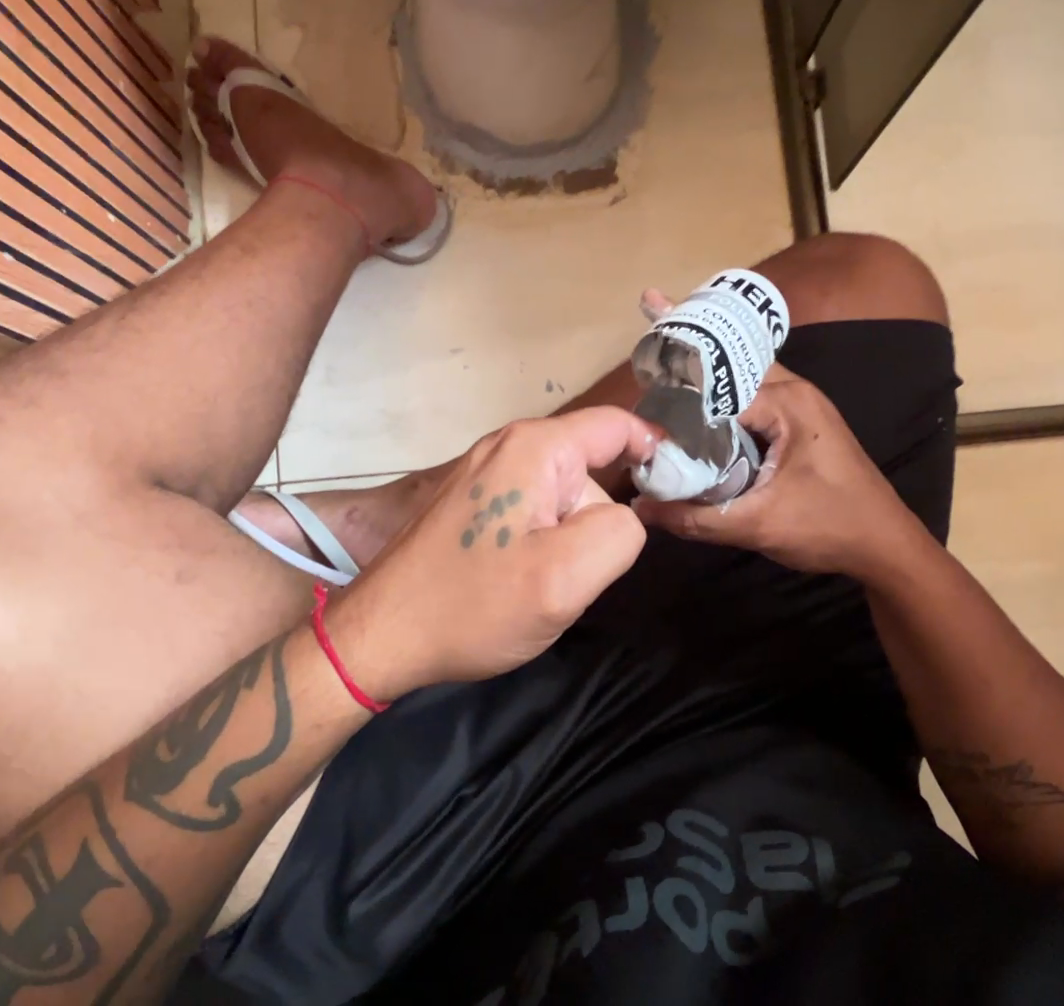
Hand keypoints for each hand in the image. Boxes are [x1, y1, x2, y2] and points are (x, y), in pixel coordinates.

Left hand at [330, 407, 658, 699]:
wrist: (381, 636)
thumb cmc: (475, 606)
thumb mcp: (567, 577)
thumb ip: (621, 533)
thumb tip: (624, 515)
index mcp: (534, 449)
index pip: (618, 427)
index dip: (658, 451)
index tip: (682, 492)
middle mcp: (506, 447)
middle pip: (590, 470)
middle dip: (598, 521)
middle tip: (574, 576)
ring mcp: (483, 474)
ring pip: (562, 498)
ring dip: (567, 540)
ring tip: (536, 585)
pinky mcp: (469, 503)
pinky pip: (531, 512)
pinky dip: (541, 544)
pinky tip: (515, 581)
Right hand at [632, 366, 919, 577]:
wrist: (885, 546)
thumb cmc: (829, 527)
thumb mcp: (757, 525)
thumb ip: (695, 517)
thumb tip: (640, 509)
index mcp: (787, 403)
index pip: (717, 383)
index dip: (677, 395)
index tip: (640, 412)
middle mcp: (795, 391)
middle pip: (730, 370)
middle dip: (690, 374)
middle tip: (648, 387)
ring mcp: (802, 406)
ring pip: (743, 385)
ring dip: (708, 391)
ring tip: (664, 400)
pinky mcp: (802, 424)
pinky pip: (754, 404)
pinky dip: (726, 409)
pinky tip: (699, 427)